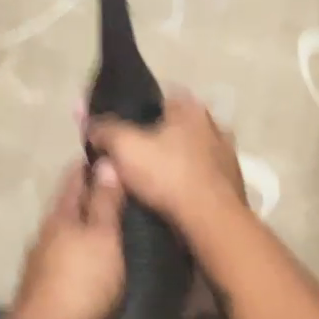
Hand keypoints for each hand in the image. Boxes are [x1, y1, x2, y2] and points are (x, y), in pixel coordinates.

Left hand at [8, 163, 126, 318]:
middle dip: (96, 195)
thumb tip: (105, 161)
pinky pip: (74, 260)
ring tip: (124, 224)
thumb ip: (104, 202)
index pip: (75, 176)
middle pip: (73, 206)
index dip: (92, 161)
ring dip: (93, 227)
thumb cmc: (80, 284)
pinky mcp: (50, 291)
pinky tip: (107, 261)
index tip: (113, 149)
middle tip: (130, 187)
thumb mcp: (102, 237)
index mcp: (60, 216)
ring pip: (73, 235)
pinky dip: (91, 253)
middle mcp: (48, 236)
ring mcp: (45, 265)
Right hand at [86, 91, 247, 236]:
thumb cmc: (168, 174)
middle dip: (152, 139)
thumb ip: (104, 129)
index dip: (135, 111)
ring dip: (170, 163)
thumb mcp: (124, 147)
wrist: (212, 221)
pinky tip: (168, 198)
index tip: (118, 129)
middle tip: (127, 158)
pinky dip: (185, 184)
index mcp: (191, 108)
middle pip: (173, 127)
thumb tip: (88, 121)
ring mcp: (226, 155)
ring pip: (187, 153)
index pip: (158, 98)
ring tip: (145, 182)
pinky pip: (199, 177)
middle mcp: (214, 124)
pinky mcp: (231, 184)